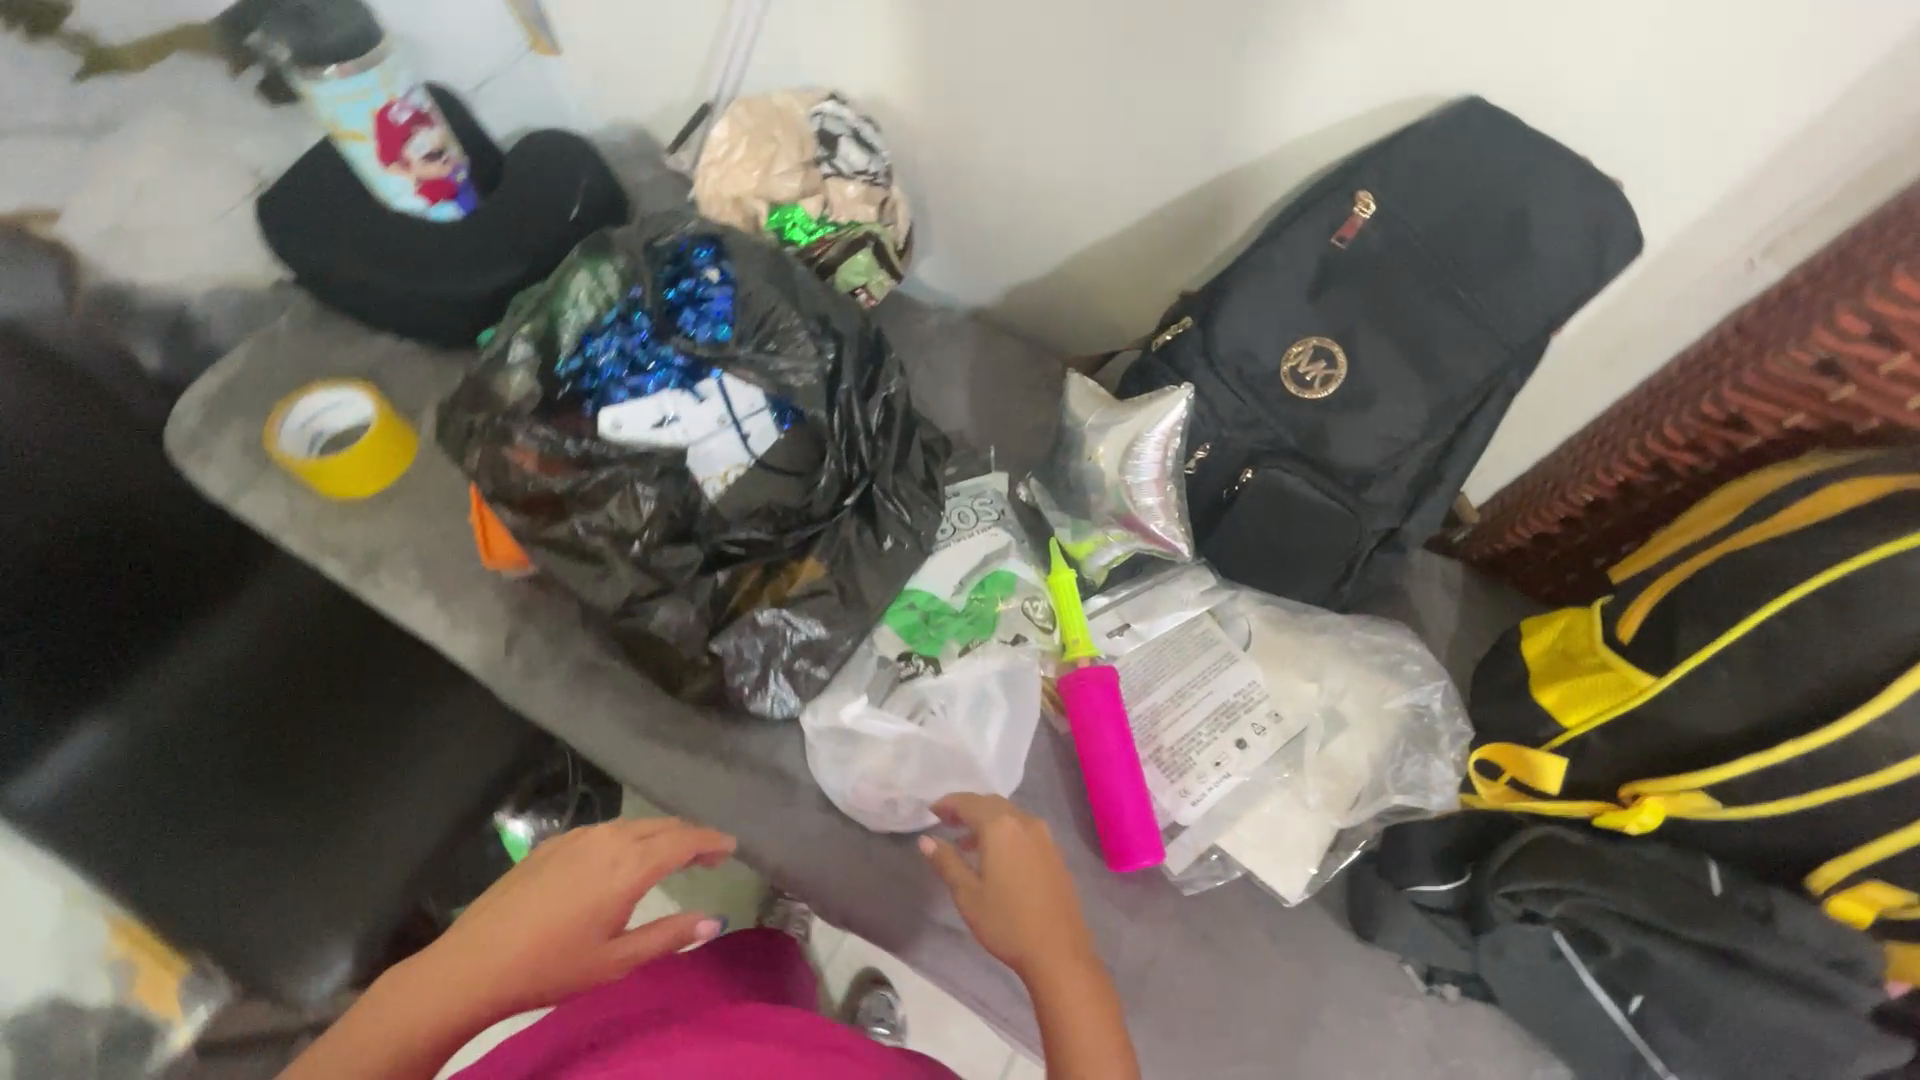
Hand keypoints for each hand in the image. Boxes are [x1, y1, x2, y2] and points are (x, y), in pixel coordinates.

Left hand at [409, 818, 736, 1020]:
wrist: (471, 965)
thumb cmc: (551, 968)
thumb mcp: (617, 962)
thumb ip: (670, 936)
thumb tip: (716, 921)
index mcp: (629, 866)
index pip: (685, 840)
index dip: (712, 841)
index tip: (732, 848)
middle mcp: (609, 840)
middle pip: (663, 825)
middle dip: (691, 836)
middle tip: (710, 856)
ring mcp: (578, 837)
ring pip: (634, 824)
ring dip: (661, 835)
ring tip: (672, 856)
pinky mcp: (553, 843)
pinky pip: (606, 830)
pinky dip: (630, 836)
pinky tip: (623, 858)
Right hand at [919, 794, 1098, 980]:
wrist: (1059, 951)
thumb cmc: (1007, 923)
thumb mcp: (968, 894)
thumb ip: (946, 862)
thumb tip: (925, 840)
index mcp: (1000, 827)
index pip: (969, 802)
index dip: (948, 803)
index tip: (931, 811)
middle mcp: (1024, 822)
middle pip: (991, 804)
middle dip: (967, 809)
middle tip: (946, 822)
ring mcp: (1044, 836)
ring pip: (1009, 815)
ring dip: (986, 821)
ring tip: (965, 842)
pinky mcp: (1054, 852)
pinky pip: (1023, 830)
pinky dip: (1005, 832)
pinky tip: (995, 856)